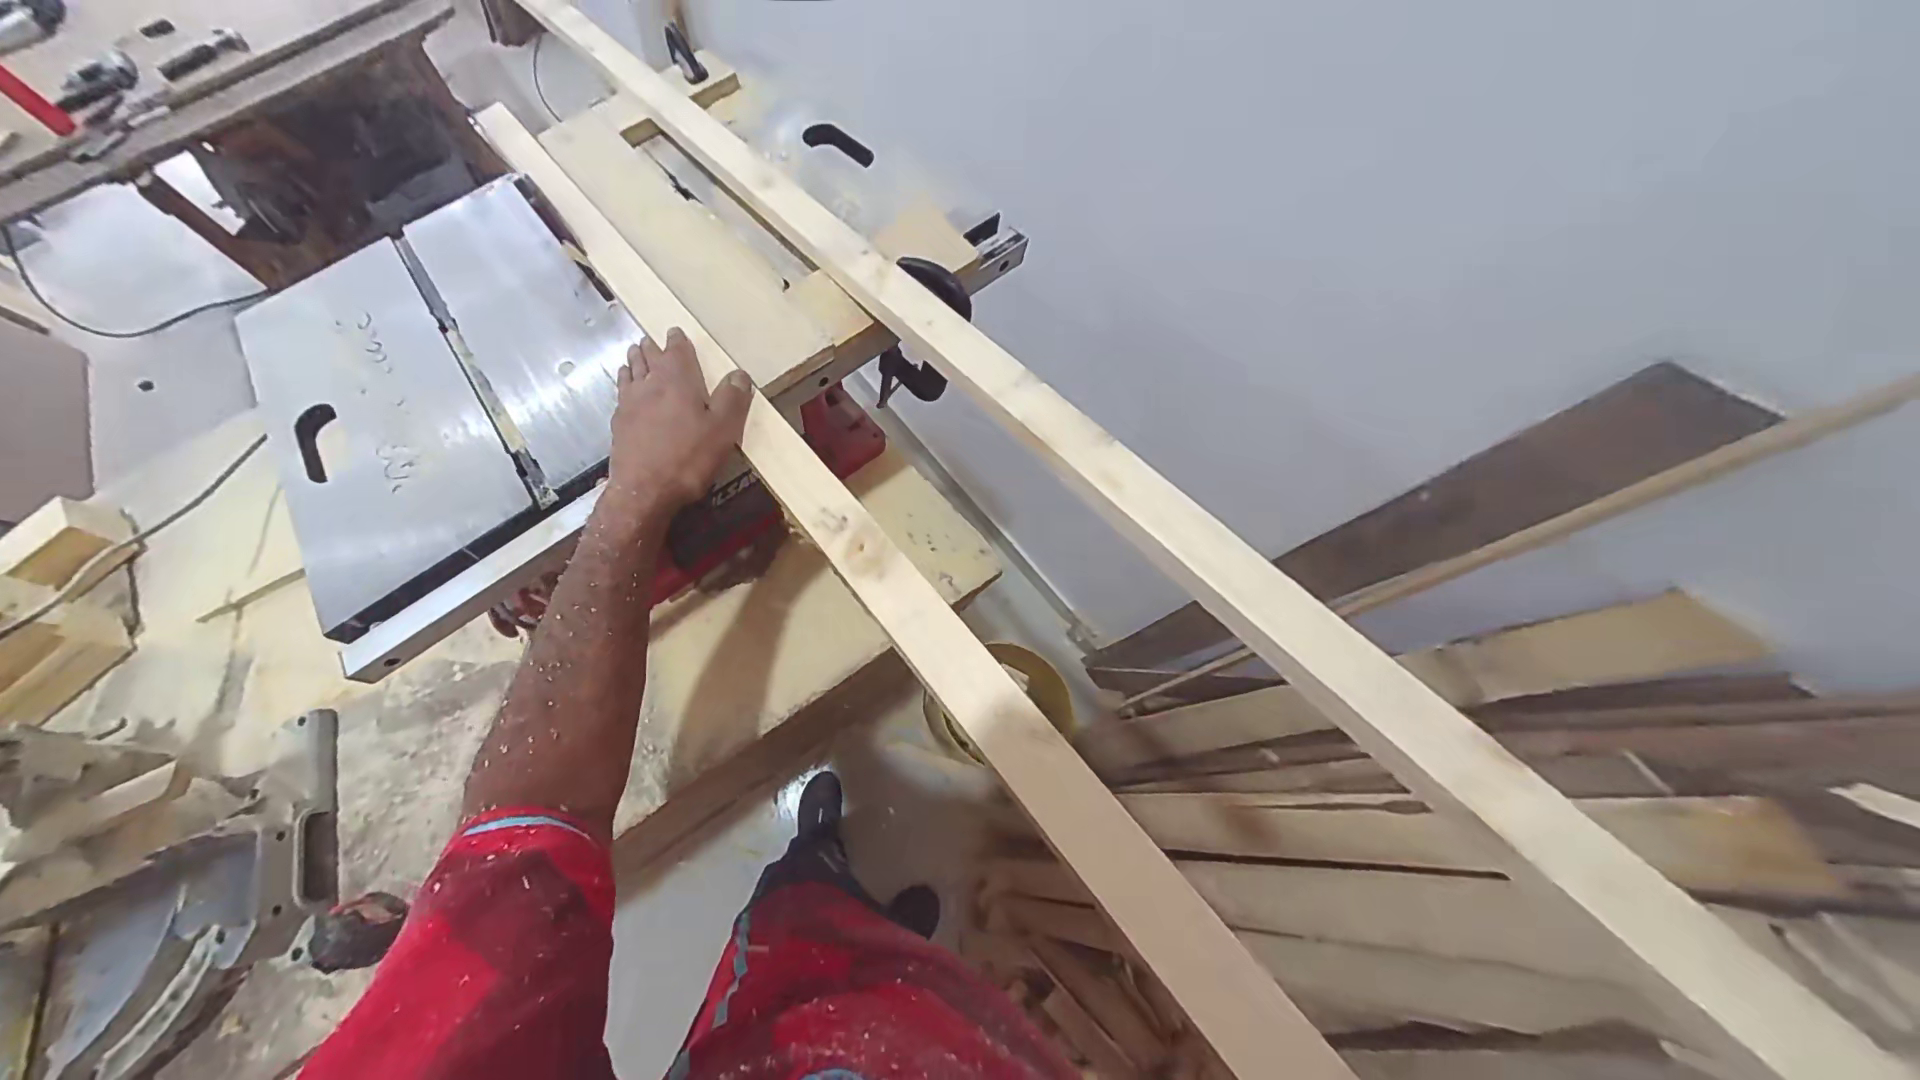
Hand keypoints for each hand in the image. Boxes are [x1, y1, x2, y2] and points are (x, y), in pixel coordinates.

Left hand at [605, 328, 752, 522]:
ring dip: (635, 361)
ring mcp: (630, 403)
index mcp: (678, 380)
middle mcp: (650, 384)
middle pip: (649, 358)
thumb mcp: (724, 429)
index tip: (675, 332)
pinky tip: (625, 389)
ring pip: (632, 372)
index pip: (677, 351)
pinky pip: (622, 393)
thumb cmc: (689, 457)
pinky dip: (625, 383)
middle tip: (651, 341)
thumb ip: (732, 398)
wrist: (645, 489)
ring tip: (634, 354)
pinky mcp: (619, 423)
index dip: (678, 341)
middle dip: (652, 348)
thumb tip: (739, 373)